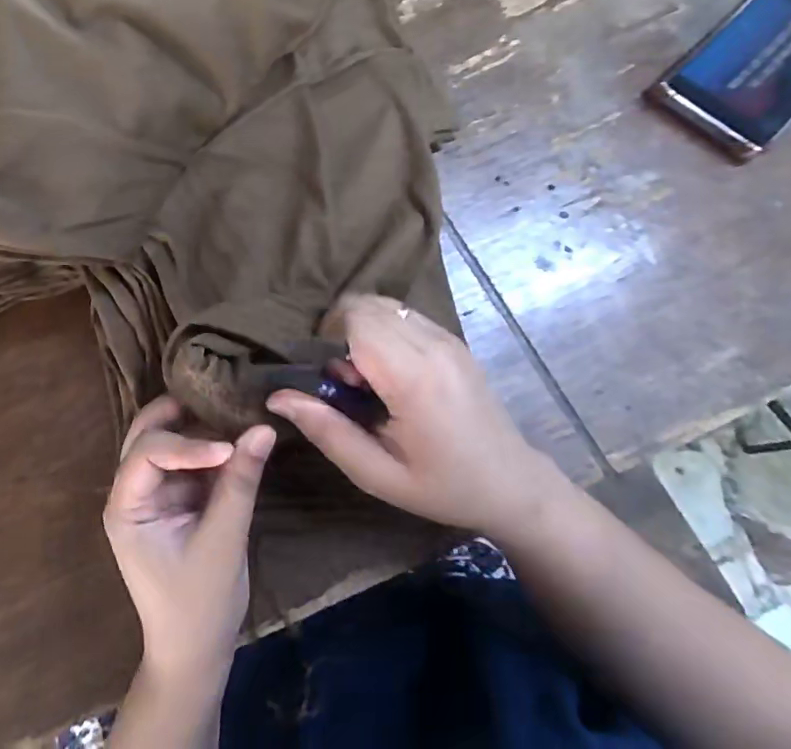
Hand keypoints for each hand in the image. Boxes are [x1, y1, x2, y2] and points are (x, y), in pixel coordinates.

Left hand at [103, 395, 274, 678]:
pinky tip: (234, 440)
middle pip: (146, 433)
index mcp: (125, 507)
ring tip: (231, 416)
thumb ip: (240, 483)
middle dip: (181, 417)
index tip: (228, 450)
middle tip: (220, 404)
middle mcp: (131, 491)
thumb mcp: (223, 542)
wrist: (196, 650)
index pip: (147, 453)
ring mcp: (152, 493)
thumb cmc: (200, 603)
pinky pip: (188, 459)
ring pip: (165, 439)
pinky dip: (209, 447)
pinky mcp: (175, 498)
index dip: (187, 445)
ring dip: (196, 427)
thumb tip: (264, 429)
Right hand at [265, 294, 567, 539]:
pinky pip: (403, 314)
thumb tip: (278, 397)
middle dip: (341, 332)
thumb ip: (327, 431)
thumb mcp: (377, 474)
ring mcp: (447, 338)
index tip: (330, 378)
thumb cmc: (442, 487)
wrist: (512, 484)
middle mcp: (433, 345)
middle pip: (366, 304)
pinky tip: (391, 372)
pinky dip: (383, 330)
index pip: (356, 319)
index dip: (329, 338)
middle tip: (347, 381)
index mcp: (414, 378)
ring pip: (384, 304)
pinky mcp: (453, 339)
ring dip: (362, 329)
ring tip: (368, 376)